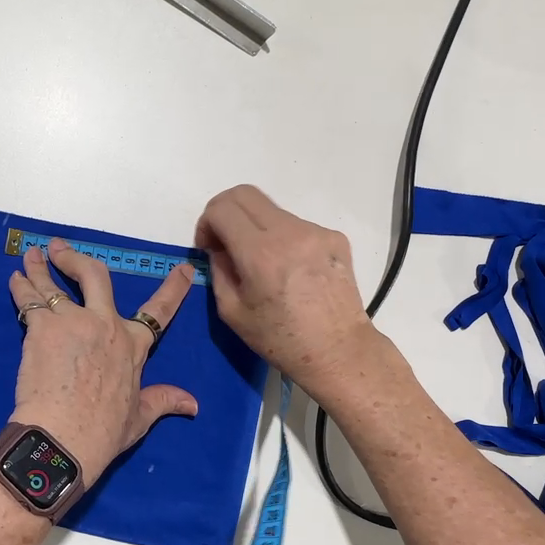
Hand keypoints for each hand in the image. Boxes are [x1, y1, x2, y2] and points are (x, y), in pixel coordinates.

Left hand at [6, 238, 198, 475]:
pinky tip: (15, 281)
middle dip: (77, 259)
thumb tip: (192, 405)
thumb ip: (163, 402)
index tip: (183, 270)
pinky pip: (30, 301)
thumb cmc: (103, 431)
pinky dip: (21, 289)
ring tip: (30, 257)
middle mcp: (105, 324)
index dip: (173, 290)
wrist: (65, 436)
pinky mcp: (43, 327)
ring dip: (39, 269)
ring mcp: (73, 321)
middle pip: (95, 276)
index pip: (159, 312)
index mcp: (133, 346)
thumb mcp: (140, 417)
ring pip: (54, 285)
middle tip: (59, 249)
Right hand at [194, 185, 377, 388]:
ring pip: (271, 209)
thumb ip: (219, 271)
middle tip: (223, 240)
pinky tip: (288, 269)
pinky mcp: (334, 237)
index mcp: (261, 254)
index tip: (208, 246)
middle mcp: (290, 233)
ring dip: (254, 226)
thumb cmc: (281, 339)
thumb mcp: (232, 312)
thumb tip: (219, 247)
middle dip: (224, 212)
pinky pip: (295, 225)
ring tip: (258, 262)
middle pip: (244, 194)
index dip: (206, 223)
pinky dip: (281, 238)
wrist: (338, 351)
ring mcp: (316, 231)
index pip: (222, 209)